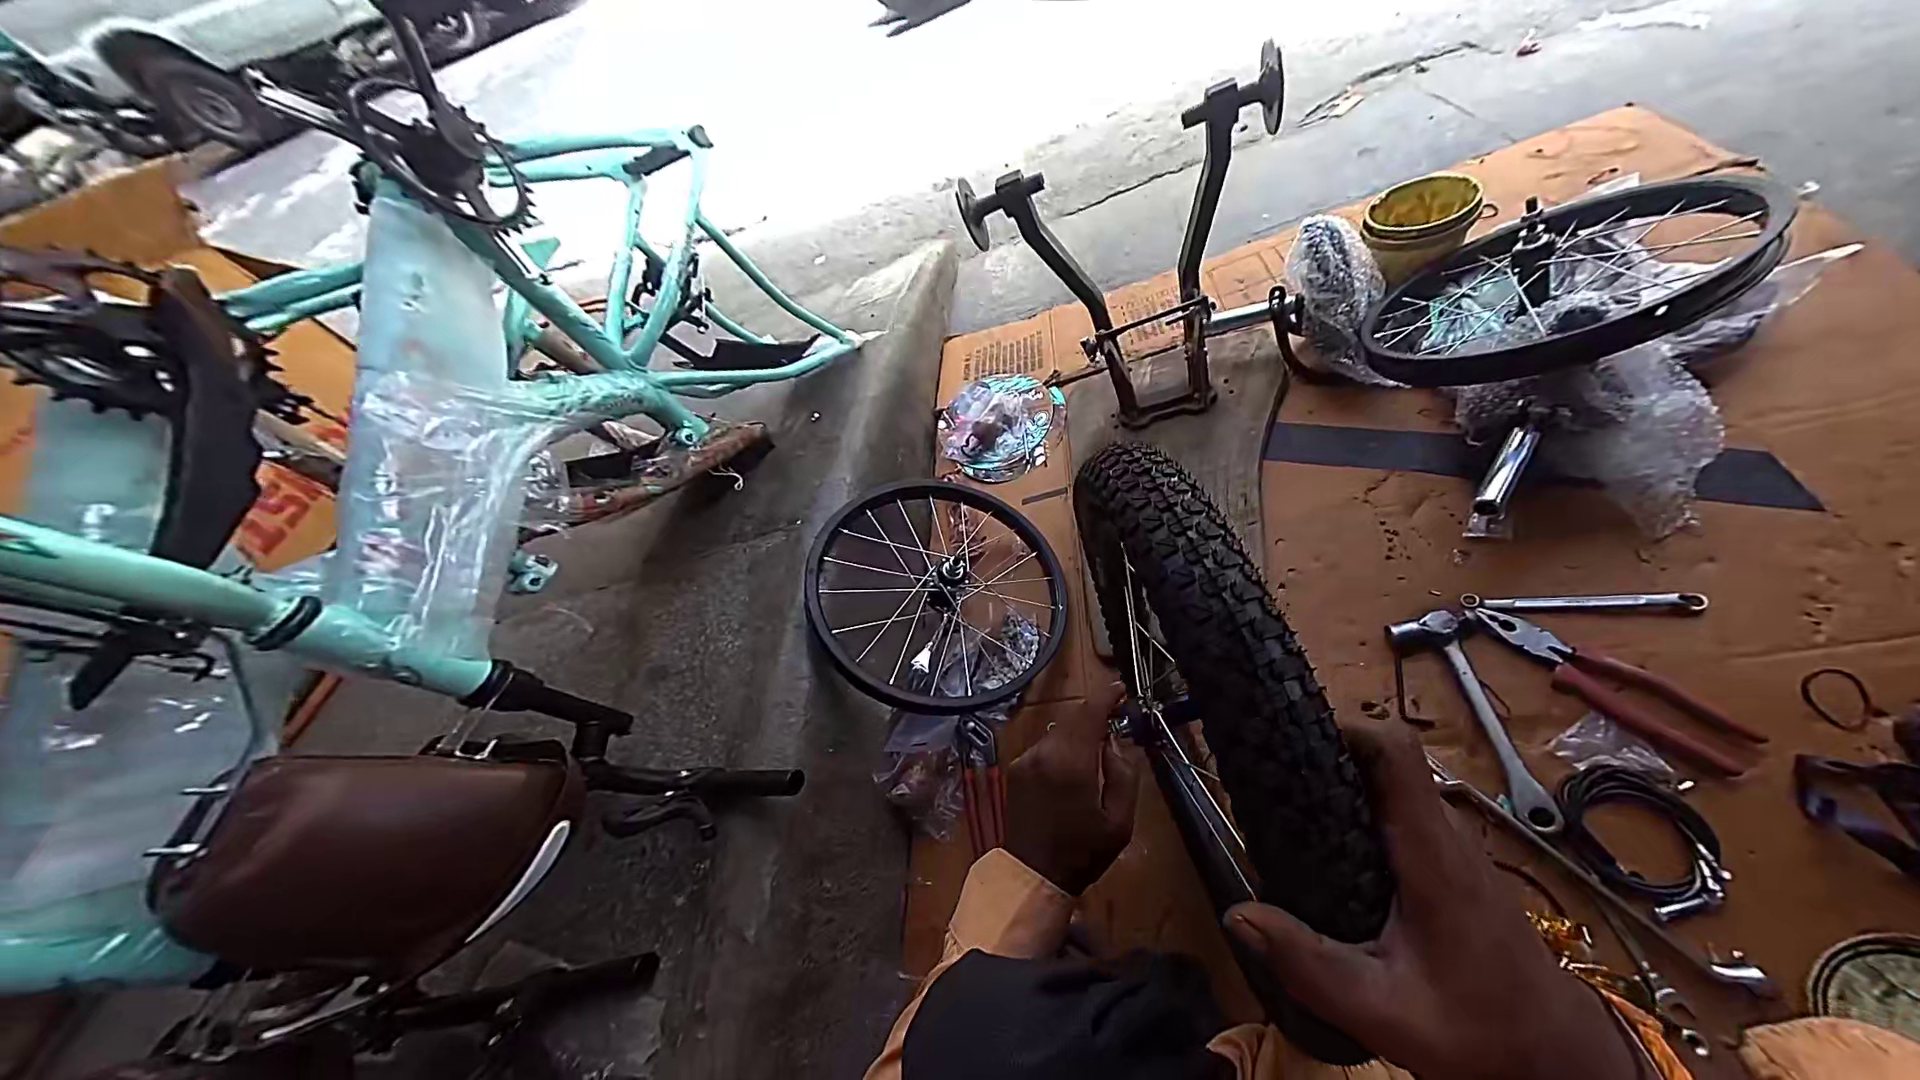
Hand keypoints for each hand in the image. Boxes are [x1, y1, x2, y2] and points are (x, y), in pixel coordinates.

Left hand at [1004, 681, 1139, 894]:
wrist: (1032, 874)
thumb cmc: (1082, 852)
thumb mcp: (1119, 822)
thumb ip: (1123, 775)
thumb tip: (1113, 743)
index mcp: (1070, 763)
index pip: (1088, 714)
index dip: (1105, 697)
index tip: (1120, 690)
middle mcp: (1043, 753)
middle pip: (1071, 718)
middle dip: (1093, 714)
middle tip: (1115, 717)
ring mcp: (1025, 759)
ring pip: (1057, 731)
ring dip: (1077, 732)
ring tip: (1096, 748)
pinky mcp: (1016, 768)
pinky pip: (1044, 746)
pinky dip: (1061, 746)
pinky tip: (1072, 768)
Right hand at [1224, 720, 1638, 1079]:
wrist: (1562, 1061)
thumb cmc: (1481, 1033)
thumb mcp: (1386, 1013)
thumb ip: (1310, 965)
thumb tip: (1236, 915)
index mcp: (1430, 848)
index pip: (1395, 749)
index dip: (1341, 727)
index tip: (1287, 736)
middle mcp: (1442, 831)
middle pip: (1380, 759)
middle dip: (1320, 752)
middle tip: (1263, 770)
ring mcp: (1448, 842)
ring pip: (1385, 783)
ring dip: (1334, 778)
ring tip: (1279, 798)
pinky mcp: (1445, 858)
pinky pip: (1392, 807)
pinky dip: (1351, 805)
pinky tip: (1318, 836)